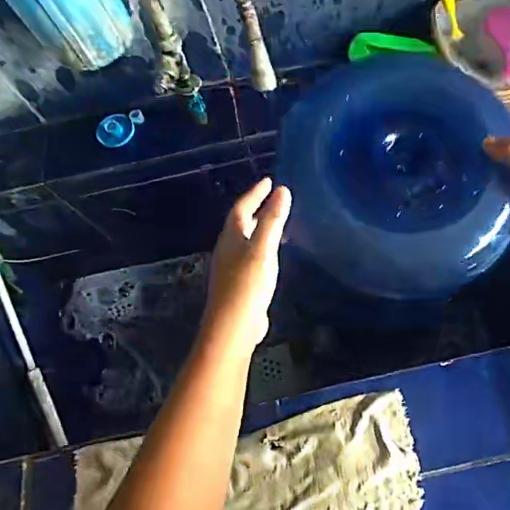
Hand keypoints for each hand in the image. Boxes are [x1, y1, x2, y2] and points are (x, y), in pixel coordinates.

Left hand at [203, 177, 291, 351]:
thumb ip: (273, 221)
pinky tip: (272, 255)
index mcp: (231, 237)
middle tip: (274, 197)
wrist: (232, 327)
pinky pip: (250, 256)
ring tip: (277, 222)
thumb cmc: (247, 285)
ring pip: (245, 239)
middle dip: (257, 208)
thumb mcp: (263, 249)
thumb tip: (282, 191)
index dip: (255, 193)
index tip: (270, 181)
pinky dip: (261, 247)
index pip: (241, 207)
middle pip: (241, 222)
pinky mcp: (238, 284)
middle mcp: (227, 249)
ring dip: (259, 227)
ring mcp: (230, 268)